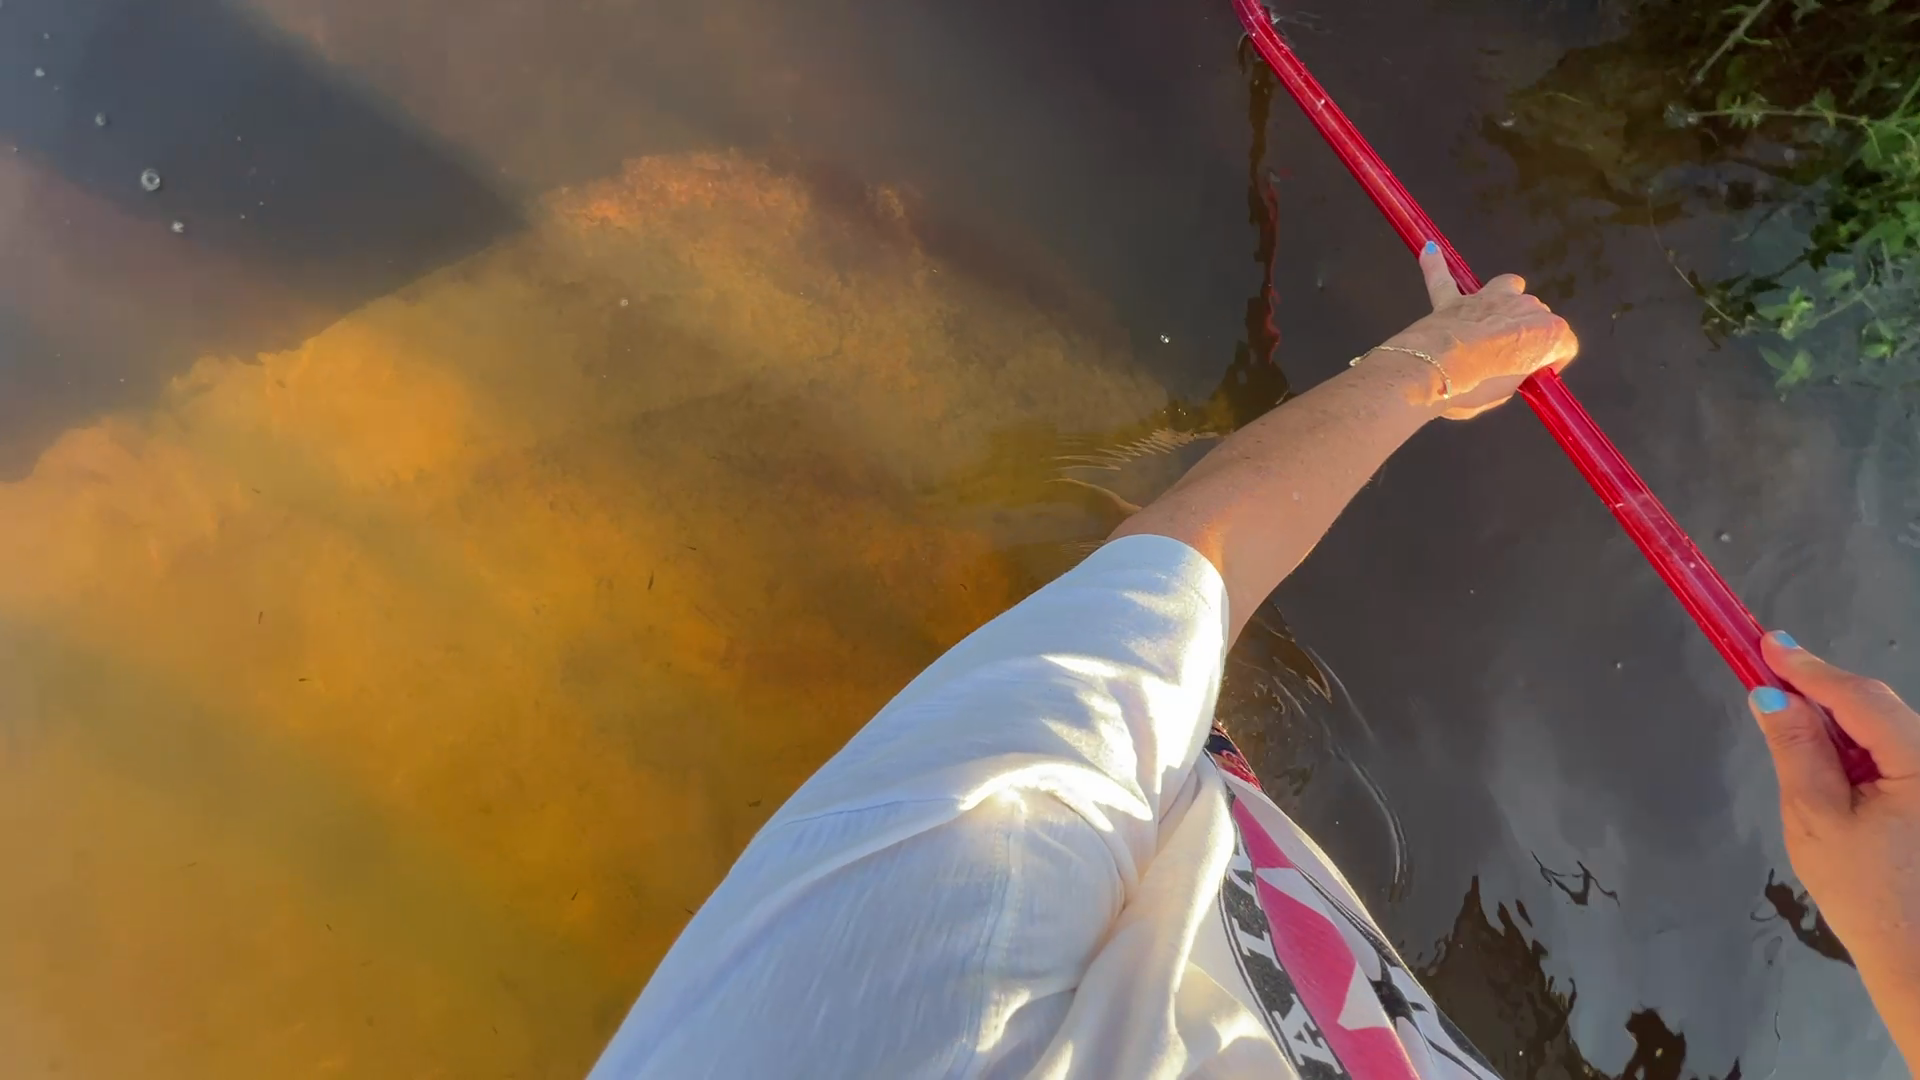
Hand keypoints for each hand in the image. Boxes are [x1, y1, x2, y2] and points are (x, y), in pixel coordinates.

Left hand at [1375, 244, 1579, 420]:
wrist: (1427, 372)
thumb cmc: (1471, 388)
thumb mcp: (1503, 394)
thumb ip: (1512, 377)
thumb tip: (1504, 372)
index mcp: (1549, 333)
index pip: (1561, 346)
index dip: (1546, 364)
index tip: (1531, 377)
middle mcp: (1526, 307)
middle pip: (1532, 318)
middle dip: (1521, 336)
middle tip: (1498, 362)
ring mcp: (1487, 300)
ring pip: (1506, 288)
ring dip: (1501, 302)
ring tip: (1489, 321)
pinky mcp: (1450, 303)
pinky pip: (1442, 279)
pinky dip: (1435, 267)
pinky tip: (1429, 251)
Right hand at [1749, 632, 1919, 1063]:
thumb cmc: (1867, 889)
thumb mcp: (1815, 815)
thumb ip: (1795, 749)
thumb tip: (1771, 694)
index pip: (1861, 699)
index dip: (1809, 666)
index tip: (1765, 640)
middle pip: (1882, 709)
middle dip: (1823, 692)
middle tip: (1765, 680)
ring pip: (1891, 730)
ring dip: (1840, 720)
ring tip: (1792, 729)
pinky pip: (1901, 754)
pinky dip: (1861, 745)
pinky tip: (1833, 762)